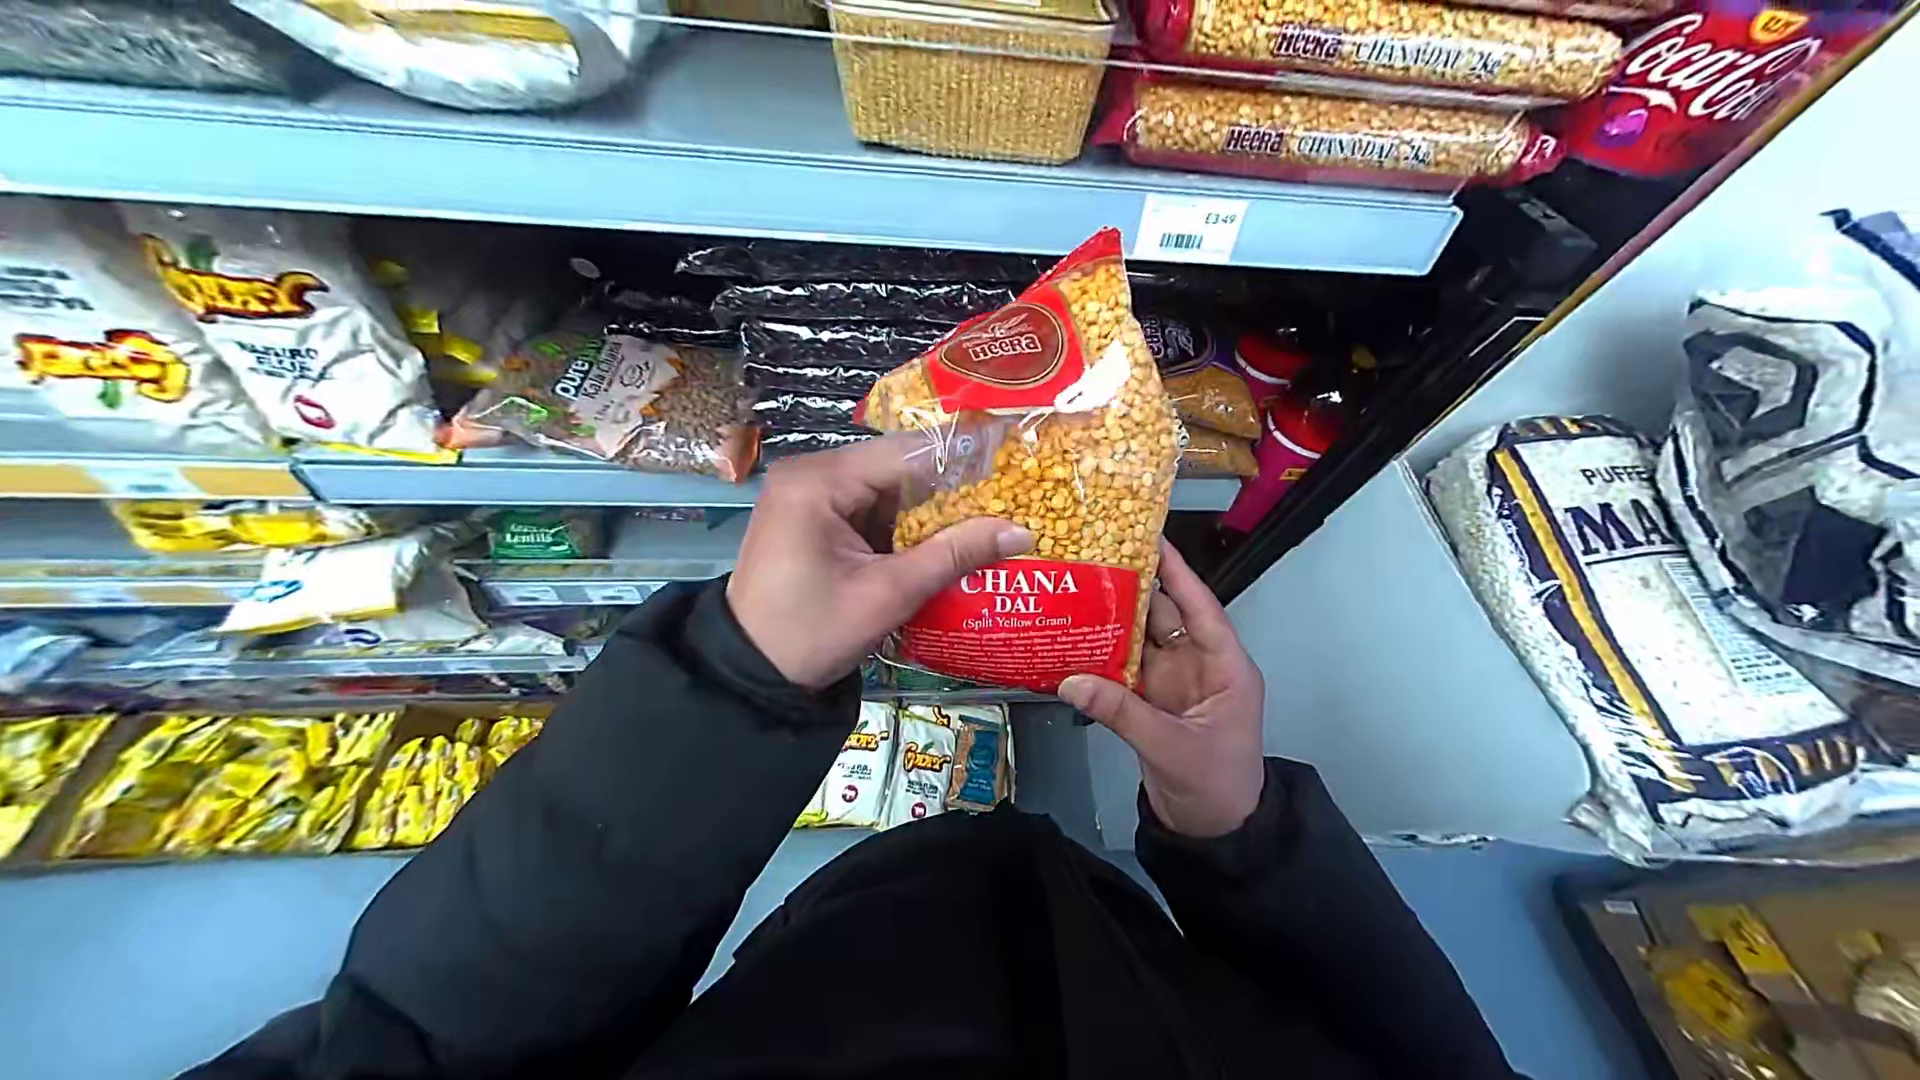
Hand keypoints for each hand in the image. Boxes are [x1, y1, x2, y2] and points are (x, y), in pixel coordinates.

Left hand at [728, 434, 1033, 689]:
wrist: (751, 674)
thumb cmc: (813, 632)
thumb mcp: (889, 594)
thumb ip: (955, 555)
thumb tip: (1021, 531)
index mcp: (819, 481)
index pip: (904, 453)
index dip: (962, 456)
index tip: (1011, 459)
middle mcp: (811, 474)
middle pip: (895, 468)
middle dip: (949, 488)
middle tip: (1005, 499)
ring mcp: (809, 495)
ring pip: (885, 489)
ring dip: (928, 509)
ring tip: (984, 520)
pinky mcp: (812, 518)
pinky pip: (869, 509)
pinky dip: (902, 525)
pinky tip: (940, 540)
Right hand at [1058, 540, 1265, 837]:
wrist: (1211, 830)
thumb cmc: (1215, 786)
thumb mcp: (1172, 748)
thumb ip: (1121, 712)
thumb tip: (1069, 680)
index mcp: (1223, 666)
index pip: (1200, 607)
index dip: (1177, 572)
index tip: (1151, 538)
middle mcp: (1197, 664)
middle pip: (1164, 615)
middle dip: (1134, 587)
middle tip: (1096, 558)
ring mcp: (1172, 681)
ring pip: (1141, 638)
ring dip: (1113, 618)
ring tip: (1077, 589)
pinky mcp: (1151, 698)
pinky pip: (1124, 666)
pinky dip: (1102, 653)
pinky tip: (1075, 639)